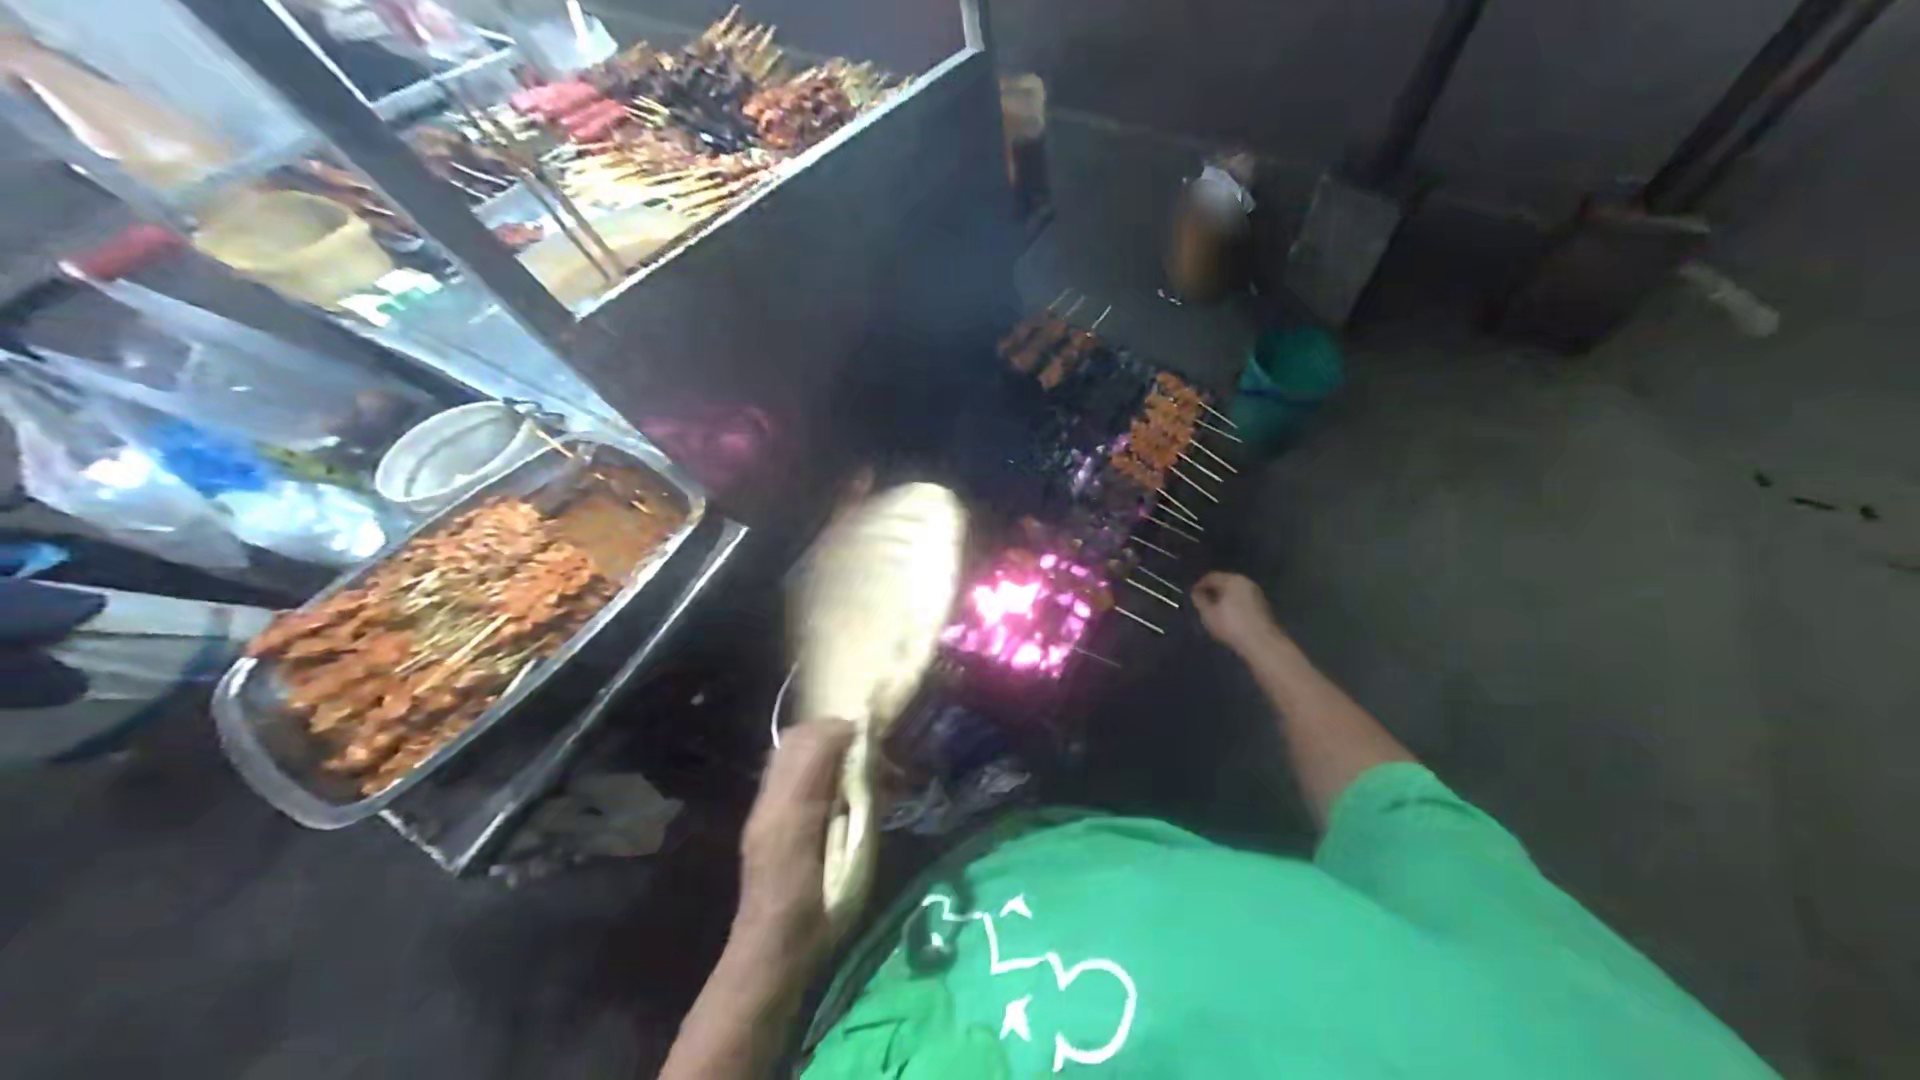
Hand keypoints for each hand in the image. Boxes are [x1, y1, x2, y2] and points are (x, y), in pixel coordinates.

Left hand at [734, 718, 856, 975]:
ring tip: (852, 764)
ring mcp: (761, 808)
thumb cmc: (820, 917)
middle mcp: (772, 801)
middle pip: (798, 737)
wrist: (768, 955)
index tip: (878, 741)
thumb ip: (861, 810)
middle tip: (867, 749)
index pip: (818, 743)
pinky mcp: (760, 817)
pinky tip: (831, 786)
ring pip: (787, 749)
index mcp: (795, 811)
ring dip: (821, 744)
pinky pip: (783, 769)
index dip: (850, 733)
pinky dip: (809, 762)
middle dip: (835, 732)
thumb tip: (875, 771)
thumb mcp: (854, 865)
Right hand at [1192, 572, 1283, 654]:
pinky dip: (1233, 603)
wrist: (1262, 642)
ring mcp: (1256, 593)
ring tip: (1214, 610)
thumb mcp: (1208, 614)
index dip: (1199, 585)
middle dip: (1212, 591)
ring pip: (1234, 590)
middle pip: (1224, 582)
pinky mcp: (1262, 604)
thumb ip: (1199, 600)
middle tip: (1202, 602)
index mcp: (1232, 580)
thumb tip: (1196, 592)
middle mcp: (1245, 582)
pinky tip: (1229, 615)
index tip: (1192, 595)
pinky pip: (1242, 599)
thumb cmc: (1231, 625)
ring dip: (1223, 597)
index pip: (1211, 577)